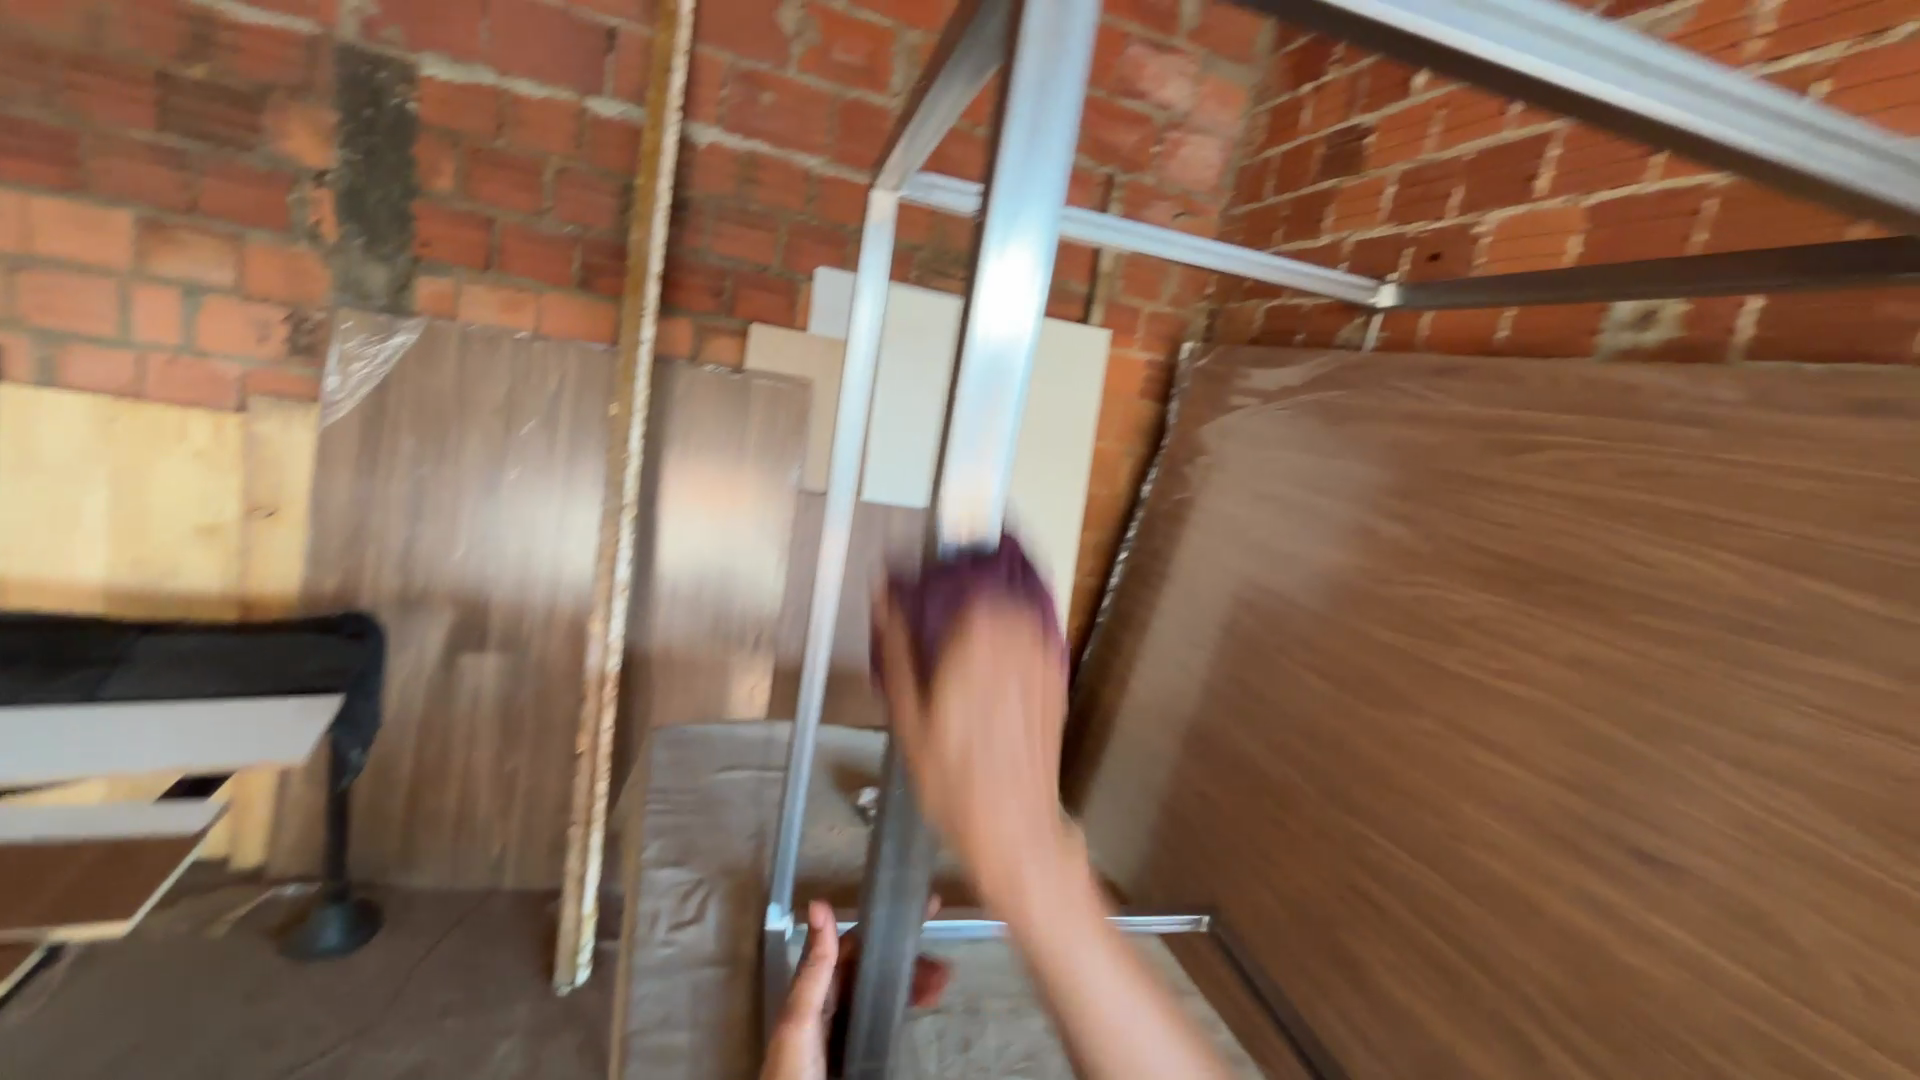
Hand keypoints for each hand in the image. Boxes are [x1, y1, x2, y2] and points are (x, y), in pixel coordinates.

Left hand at [759, 900, 951, 1079]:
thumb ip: (815, 968)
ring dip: (915, 980)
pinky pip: (888, 1016)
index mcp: (815, 986)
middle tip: (942, 963)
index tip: (920, 910)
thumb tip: (819, 905)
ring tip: (943, 982)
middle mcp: (831, 999)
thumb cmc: (792, 1069)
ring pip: (885, 989)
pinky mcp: (858, 1047)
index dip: (885, 925)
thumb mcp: (801, 1018)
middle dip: (909, 959)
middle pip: (876, 967)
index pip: (855, 943)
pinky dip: (909, 1005)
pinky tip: (928, 1002)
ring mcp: (846, 1024)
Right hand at [872, 590, 1072, 909]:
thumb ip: (897, 652)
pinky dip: (1022, 628)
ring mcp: (1042, 663)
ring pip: (1023, 608)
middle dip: (975, 584)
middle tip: (950, 591)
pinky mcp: (1057, 682)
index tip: (930, 576)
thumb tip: (884, 600)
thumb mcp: (908, 719)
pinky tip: (1003, 644)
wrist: (1013, 825)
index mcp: (975, 647)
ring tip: (974, 612)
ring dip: (1000, 602)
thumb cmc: (953, 780)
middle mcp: (1015, 646)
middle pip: (1000, 589)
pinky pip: (1041, 635)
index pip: (968, 584)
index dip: (949, 575)